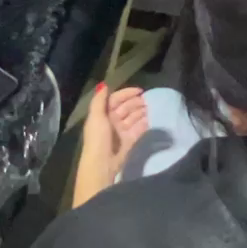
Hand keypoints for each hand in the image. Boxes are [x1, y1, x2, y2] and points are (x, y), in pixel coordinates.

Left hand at [74, 85, 148, 206]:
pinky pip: (138, 129)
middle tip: (147, 100)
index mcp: (102, 114)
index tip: (140, 91)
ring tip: (151, 108)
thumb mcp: (96, 117)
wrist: (102, 163)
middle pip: (126, 107)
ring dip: (141, 112)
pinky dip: (144, 124)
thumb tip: (104, 85)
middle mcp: (112, 121)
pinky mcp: (129, 141)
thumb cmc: (98, 138)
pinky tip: (151, 119)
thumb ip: (99, 100)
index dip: (127, 94)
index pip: (116, 99)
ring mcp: (121, 131)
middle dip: (136, 102)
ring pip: (133, 117)